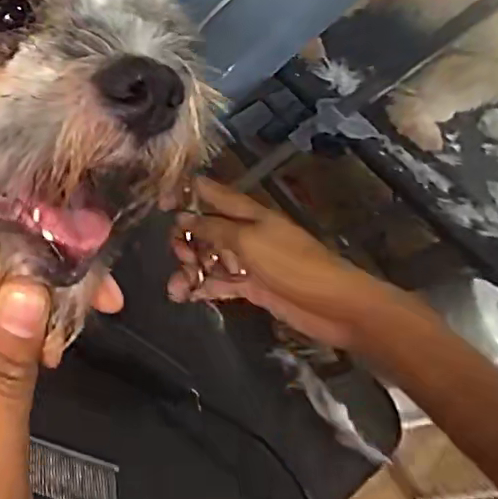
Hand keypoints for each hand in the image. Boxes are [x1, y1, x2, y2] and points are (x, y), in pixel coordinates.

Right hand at [168, 176, 404, 350]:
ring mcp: (247, 259)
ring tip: (176, 288)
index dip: (182, 192)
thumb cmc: (295, 265)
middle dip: (184, 239)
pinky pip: (219, 281)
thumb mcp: (249, 242)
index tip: (159, 203)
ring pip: (208, 257)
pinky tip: (186, 296)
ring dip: (190, 268)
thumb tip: (182, 218)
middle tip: (177, 256)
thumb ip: (213, 230)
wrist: (338, 307)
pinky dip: (203, 286)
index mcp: (245, 212)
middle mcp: (242, 231)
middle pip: (203, 227)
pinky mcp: (252, 286)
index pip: (207, 191)